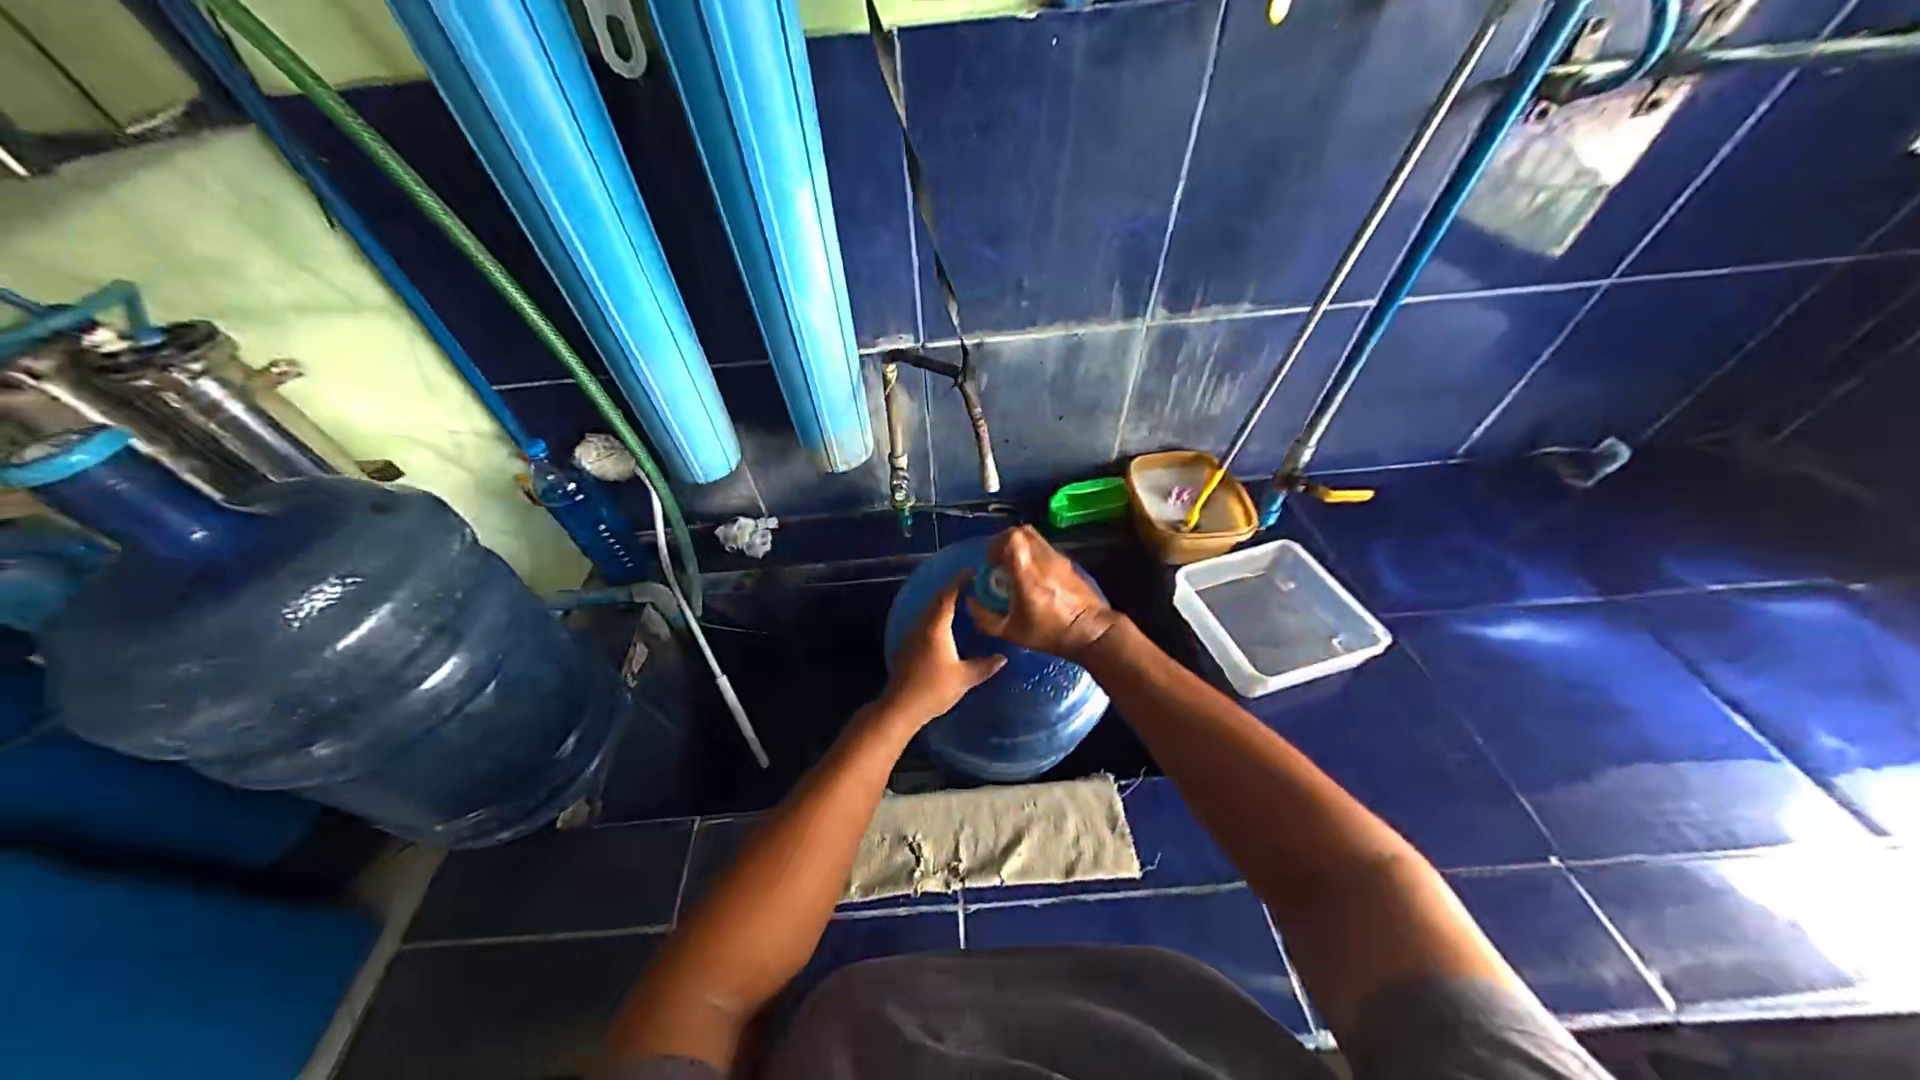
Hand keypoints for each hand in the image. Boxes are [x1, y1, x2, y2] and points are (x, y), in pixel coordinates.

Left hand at [877, 572, 1005, 722]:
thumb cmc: (933, 689)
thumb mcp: (964, 678)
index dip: (959, 581)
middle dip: (952, 590)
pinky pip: (924, 624)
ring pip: (929, 612)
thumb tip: (1002, 658)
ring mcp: (911, 636)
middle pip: (936, 601)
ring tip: (962, 604)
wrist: (900, 707)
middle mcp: (921, 626)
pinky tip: (947, 627)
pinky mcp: (907, 647)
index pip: (947, 596)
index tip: (972, 571)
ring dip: (944, 605)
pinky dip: (937, 618)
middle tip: (971, 586)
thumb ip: (984, 665)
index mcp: (935, 626)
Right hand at [967, 526, 1120, 662]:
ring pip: (1032, 536)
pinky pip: (1043, 546)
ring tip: (1013, 565)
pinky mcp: (1067, 561)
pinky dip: (1032, 552)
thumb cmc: (1050, 633)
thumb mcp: (1011, 632)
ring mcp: (1058, 558)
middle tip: (998, 561)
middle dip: (1003, 541)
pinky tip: (1031, 573)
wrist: (1092, 632)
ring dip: (1018, 544)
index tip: (990, 562)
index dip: (996, 544)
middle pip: (1020, 531)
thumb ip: (985, 617)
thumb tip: (971, 600)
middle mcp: (1043, 560)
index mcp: (1028, 576)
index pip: (1013, 540)